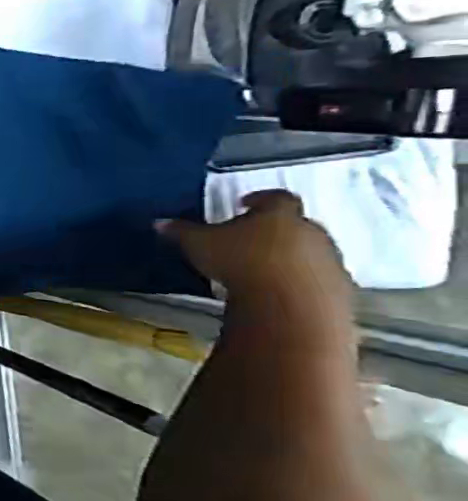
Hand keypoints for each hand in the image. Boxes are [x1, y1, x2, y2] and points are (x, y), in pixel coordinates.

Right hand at [158, 191, 352, 301]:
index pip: (275, 197)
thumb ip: (181, 231)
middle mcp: (311, 231)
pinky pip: (318, 276)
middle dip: (275, 229)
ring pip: (310, 250)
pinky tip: (277, 289)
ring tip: (260, 267)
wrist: (291, 304)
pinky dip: (300, 279)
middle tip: (249, 239)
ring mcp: (330, 259)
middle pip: (296, 223)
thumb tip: (160, 223)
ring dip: (290, 255)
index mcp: (279, 215)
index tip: (243, 204)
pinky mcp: (340, 286)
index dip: (260, 198)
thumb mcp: (197, 243)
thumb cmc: (240, 261)